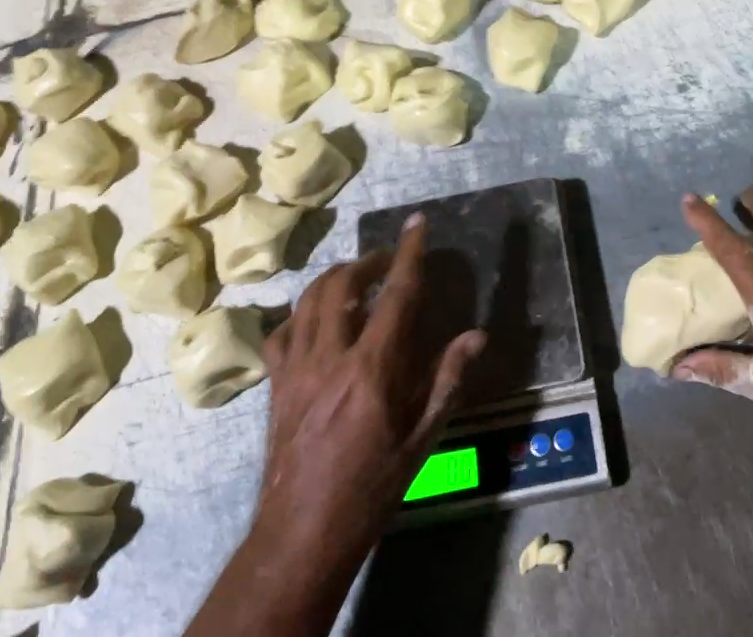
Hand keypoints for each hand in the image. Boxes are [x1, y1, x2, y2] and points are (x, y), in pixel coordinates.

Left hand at [254, 213, 485, 552]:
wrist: (304, 530)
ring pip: (307, 301)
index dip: (409, 253)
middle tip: (388, 261)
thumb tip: (476, 335)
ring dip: (333, 280)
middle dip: (367, 262)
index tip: (417, 223)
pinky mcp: (275, 385)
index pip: (395, 295)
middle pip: (341, 286)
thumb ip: (447, 380)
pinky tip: (314, 320)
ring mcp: (296, 369)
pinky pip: (282, 332)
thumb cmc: (372, 486)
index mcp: (373, 369)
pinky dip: (300, 314)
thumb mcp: (423, 438)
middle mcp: (330, 357)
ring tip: (355, 281)